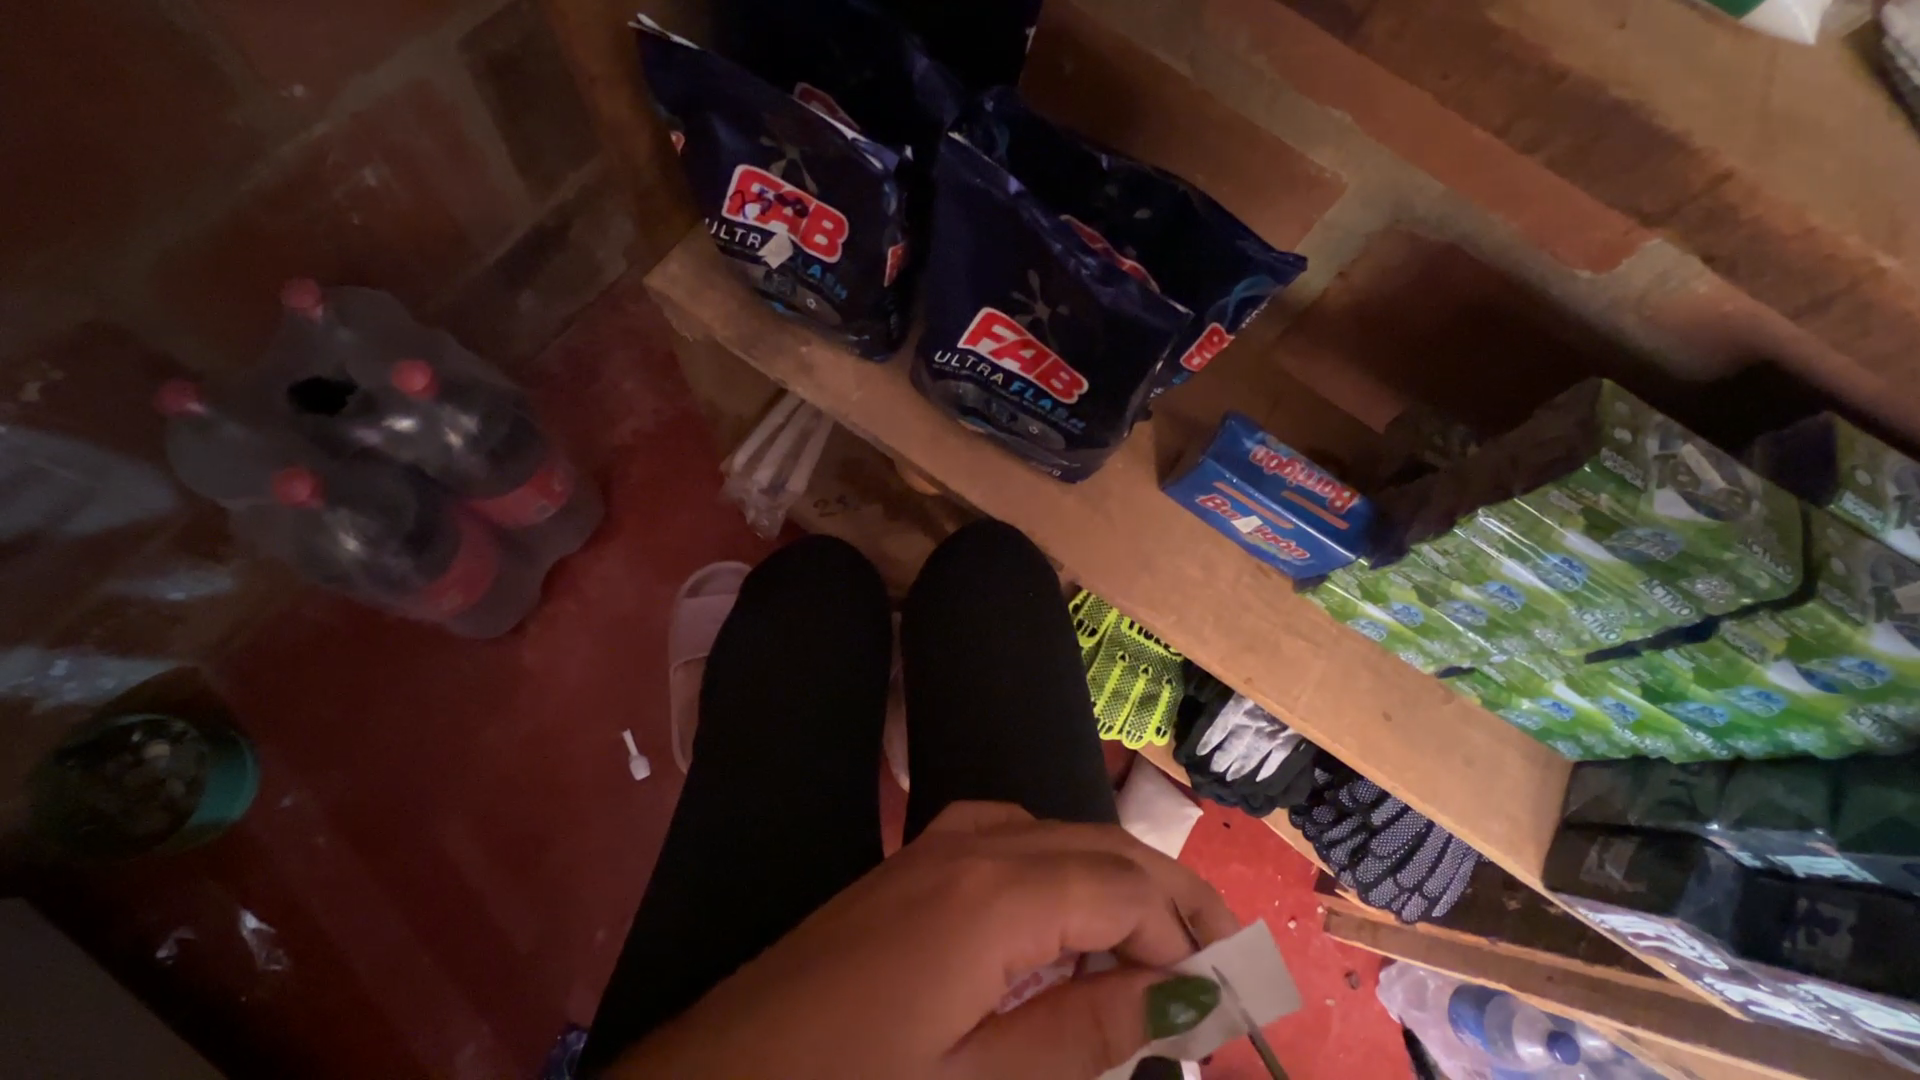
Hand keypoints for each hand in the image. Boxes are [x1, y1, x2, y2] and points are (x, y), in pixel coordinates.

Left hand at [611, 801, 1237, 1078]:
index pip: (1126, 891)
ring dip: (1122, 876)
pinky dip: (1065, 866)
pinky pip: (1013, 836)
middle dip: (1174, 893)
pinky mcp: (914, 861)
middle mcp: (974, 841)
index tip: (1231, 1000)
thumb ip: (1087, 1032)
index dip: (1188, 940)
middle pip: (1104, 846)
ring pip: (1062, 835)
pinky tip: (1074, 910)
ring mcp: (938, 842)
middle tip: (1231, 952)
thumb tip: (1185, 998)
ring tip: (1168, 935)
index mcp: (997, 891)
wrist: (715, 1074)